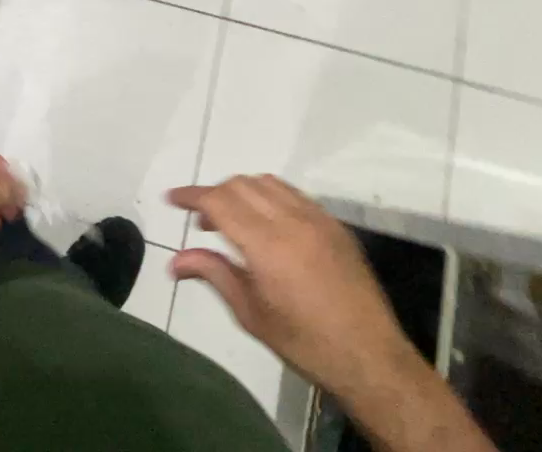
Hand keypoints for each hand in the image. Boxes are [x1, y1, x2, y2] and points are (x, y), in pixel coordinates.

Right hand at [167, 176, 422, 405]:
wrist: (371, 358)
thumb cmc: (304, 343)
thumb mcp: (251, 313)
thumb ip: (213, 273)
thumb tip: (174, 261)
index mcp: (267, 245)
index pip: (218, 201)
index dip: (191, 196)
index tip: (171, 198)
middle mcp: (292, 221)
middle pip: (240, 185)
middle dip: (214, 194)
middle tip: (202, 223)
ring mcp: (318, 219)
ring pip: (267, 183)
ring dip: (241, 191)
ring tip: (233, 221)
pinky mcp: (335, 226)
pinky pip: (294, 194)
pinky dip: (269, 196)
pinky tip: (267, 224)